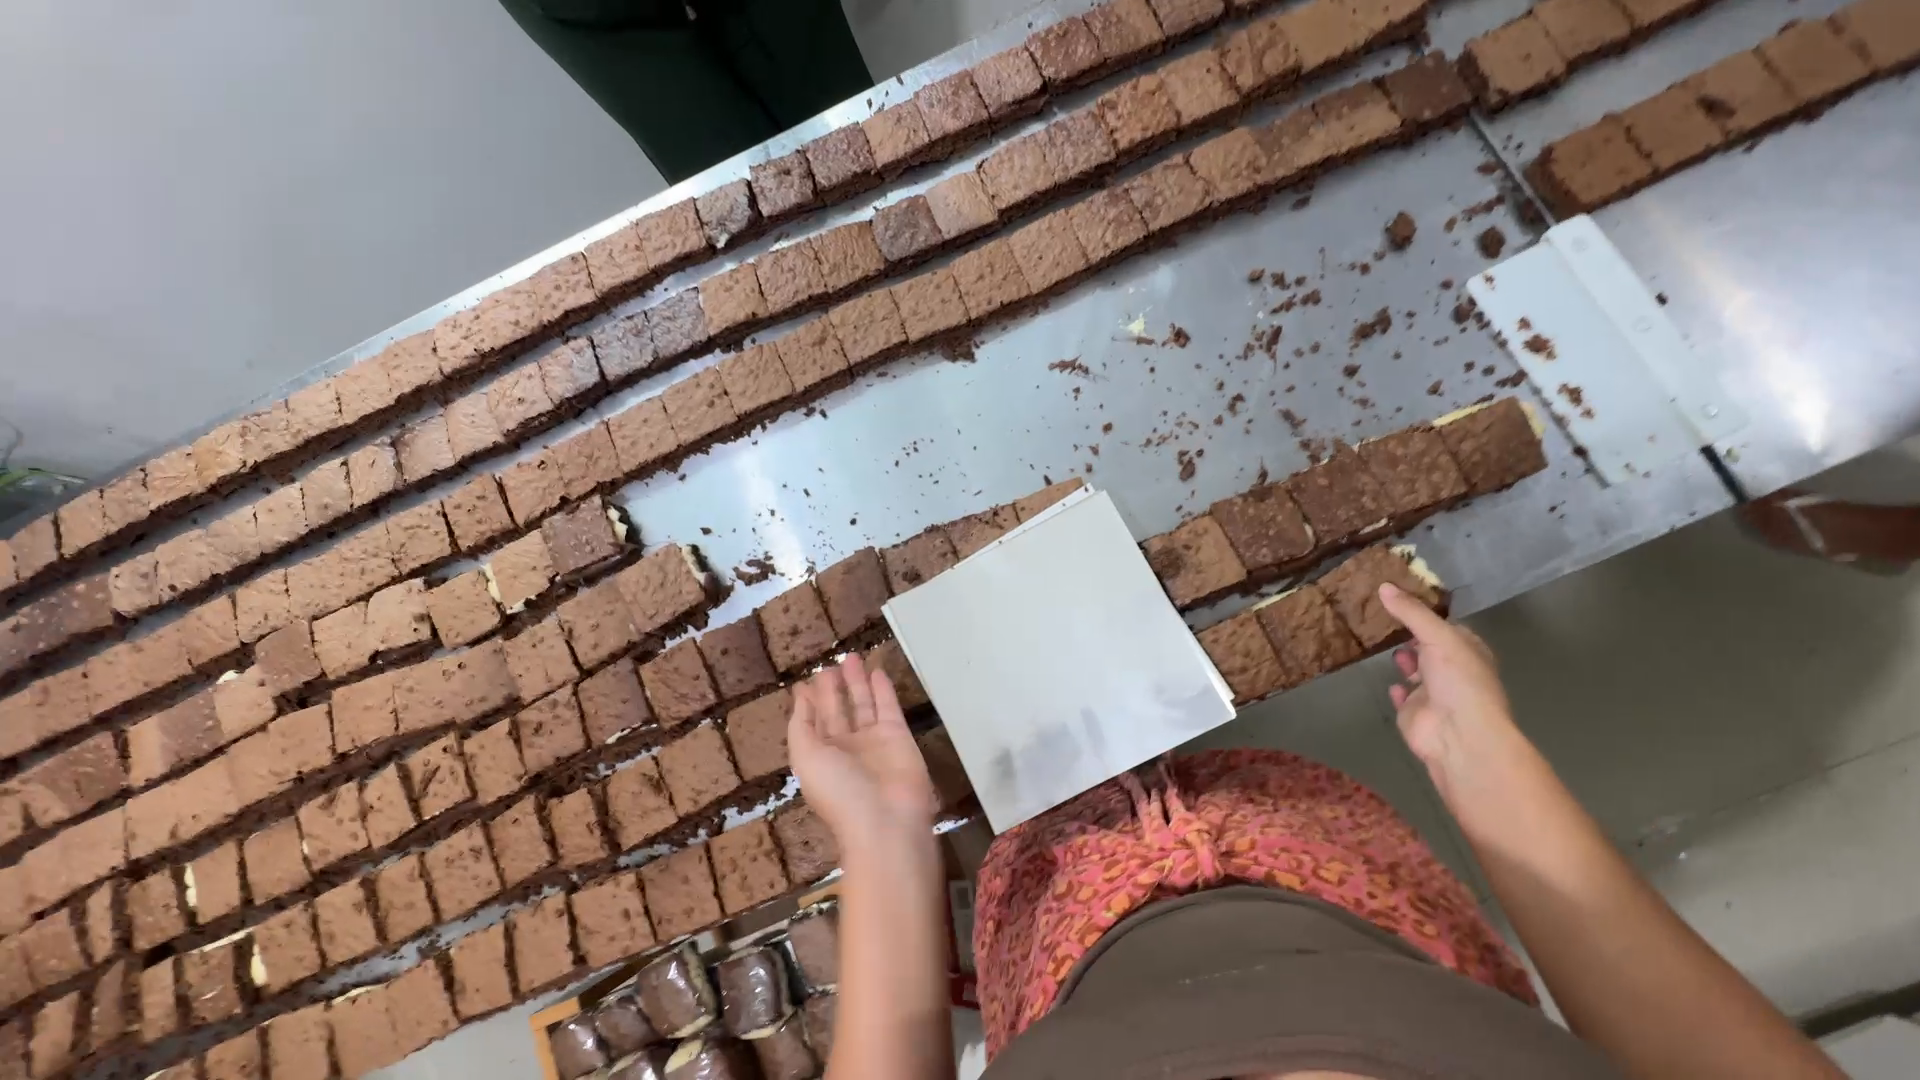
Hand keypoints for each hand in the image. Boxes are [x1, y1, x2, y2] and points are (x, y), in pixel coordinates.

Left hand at [788, 653, 936, 850]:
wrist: (886, 820)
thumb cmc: (839, 791)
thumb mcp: (806, 758)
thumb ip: (801, 725)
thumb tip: (801, 697)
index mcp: (820, 756)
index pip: (813, 722)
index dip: (810, 702)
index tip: (806, 681)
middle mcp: (846, 747)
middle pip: (837, 710)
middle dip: (832, 688)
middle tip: (830, 664)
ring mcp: (873, 741)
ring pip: (863, 704)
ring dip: (856, 681)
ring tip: (851, 658)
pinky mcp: (898, 735)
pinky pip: (888, 707)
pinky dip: (882, 689)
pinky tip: (876, 671)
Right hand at [1377, 583, 1529, 800]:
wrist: (1457, 734)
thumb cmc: (1459, 680)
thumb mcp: (1438, 637)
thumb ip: (1411, 612)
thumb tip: (1384, 586)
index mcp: (1469, 651)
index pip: (1448, 627)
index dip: (1427, 614)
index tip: (1401, 599)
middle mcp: (1454, 671)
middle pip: (1431, 648)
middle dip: (1413, 636)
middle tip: (1385, 618)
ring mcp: (1434, 693)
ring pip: (1416, 671)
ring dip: (1404, 660)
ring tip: (1381, 644)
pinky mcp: (1414, 712)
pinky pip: (1403, 696)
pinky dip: (1397, 689)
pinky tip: (1389, 681)